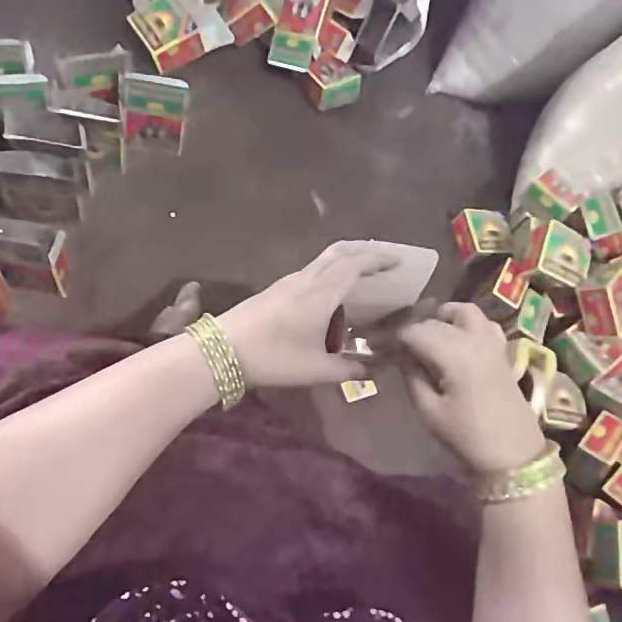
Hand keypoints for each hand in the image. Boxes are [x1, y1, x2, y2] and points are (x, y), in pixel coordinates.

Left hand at [214, 242, 399, 388]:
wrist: (220, 351)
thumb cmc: (272, 358)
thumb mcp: (315, 370)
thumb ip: (348, 369)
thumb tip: (373, 370)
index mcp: (320, 293)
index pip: (356, 264)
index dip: (380, 259)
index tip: (401, 262)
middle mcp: (306, 279)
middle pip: (340, 252)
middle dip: (367, 251)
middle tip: (388, 261)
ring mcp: (287, 282)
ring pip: (324, 260)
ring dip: (347, 261)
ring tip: (365, 277)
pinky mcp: (275, 291)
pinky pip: (312, 272)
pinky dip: (331, 274)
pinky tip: (334, 296)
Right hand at [394, 304, 548, 474]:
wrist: (514, 455)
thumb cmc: (468, 437)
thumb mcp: (430, 411)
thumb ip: (412, 375)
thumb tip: (397, 354)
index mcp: (455, 354)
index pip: (414, 331)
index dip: (390, 335)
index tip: (373, 344)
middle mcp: (474, 339)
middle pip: (434, 320)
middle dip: (411, 328)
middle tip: (392, 344)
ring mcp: (492, 342)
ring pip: (463, 311)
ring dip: (441, 318)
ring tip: (424, 335)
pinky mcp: (501, 351)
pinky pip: (482, 323)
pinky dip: (464, 324)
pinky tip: (453, 340)